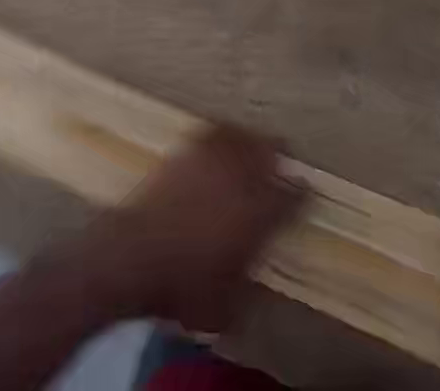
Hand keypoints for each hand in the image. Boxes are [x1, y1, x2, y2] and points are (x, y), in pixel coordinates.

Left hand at [75, 124, 304, 331]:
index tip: (306, 190)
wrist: (133, 256)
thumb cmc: (182, 287)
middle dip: (280, 154)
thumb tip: (258, 289)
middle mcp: (240, 182)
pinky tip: (220, 134)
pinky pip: (209, 133)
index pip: (292, 197)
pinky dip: (220, 131)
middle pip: (270, 154)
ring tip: (255, 140)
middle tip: (284, 156)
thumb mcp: (225, 308)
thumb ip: (248, 292)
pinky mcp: (184, 154)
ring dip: (251, 138)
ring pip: (241, 137)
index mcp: (259, 217)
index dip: (302, 193)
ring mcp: (211, 164)